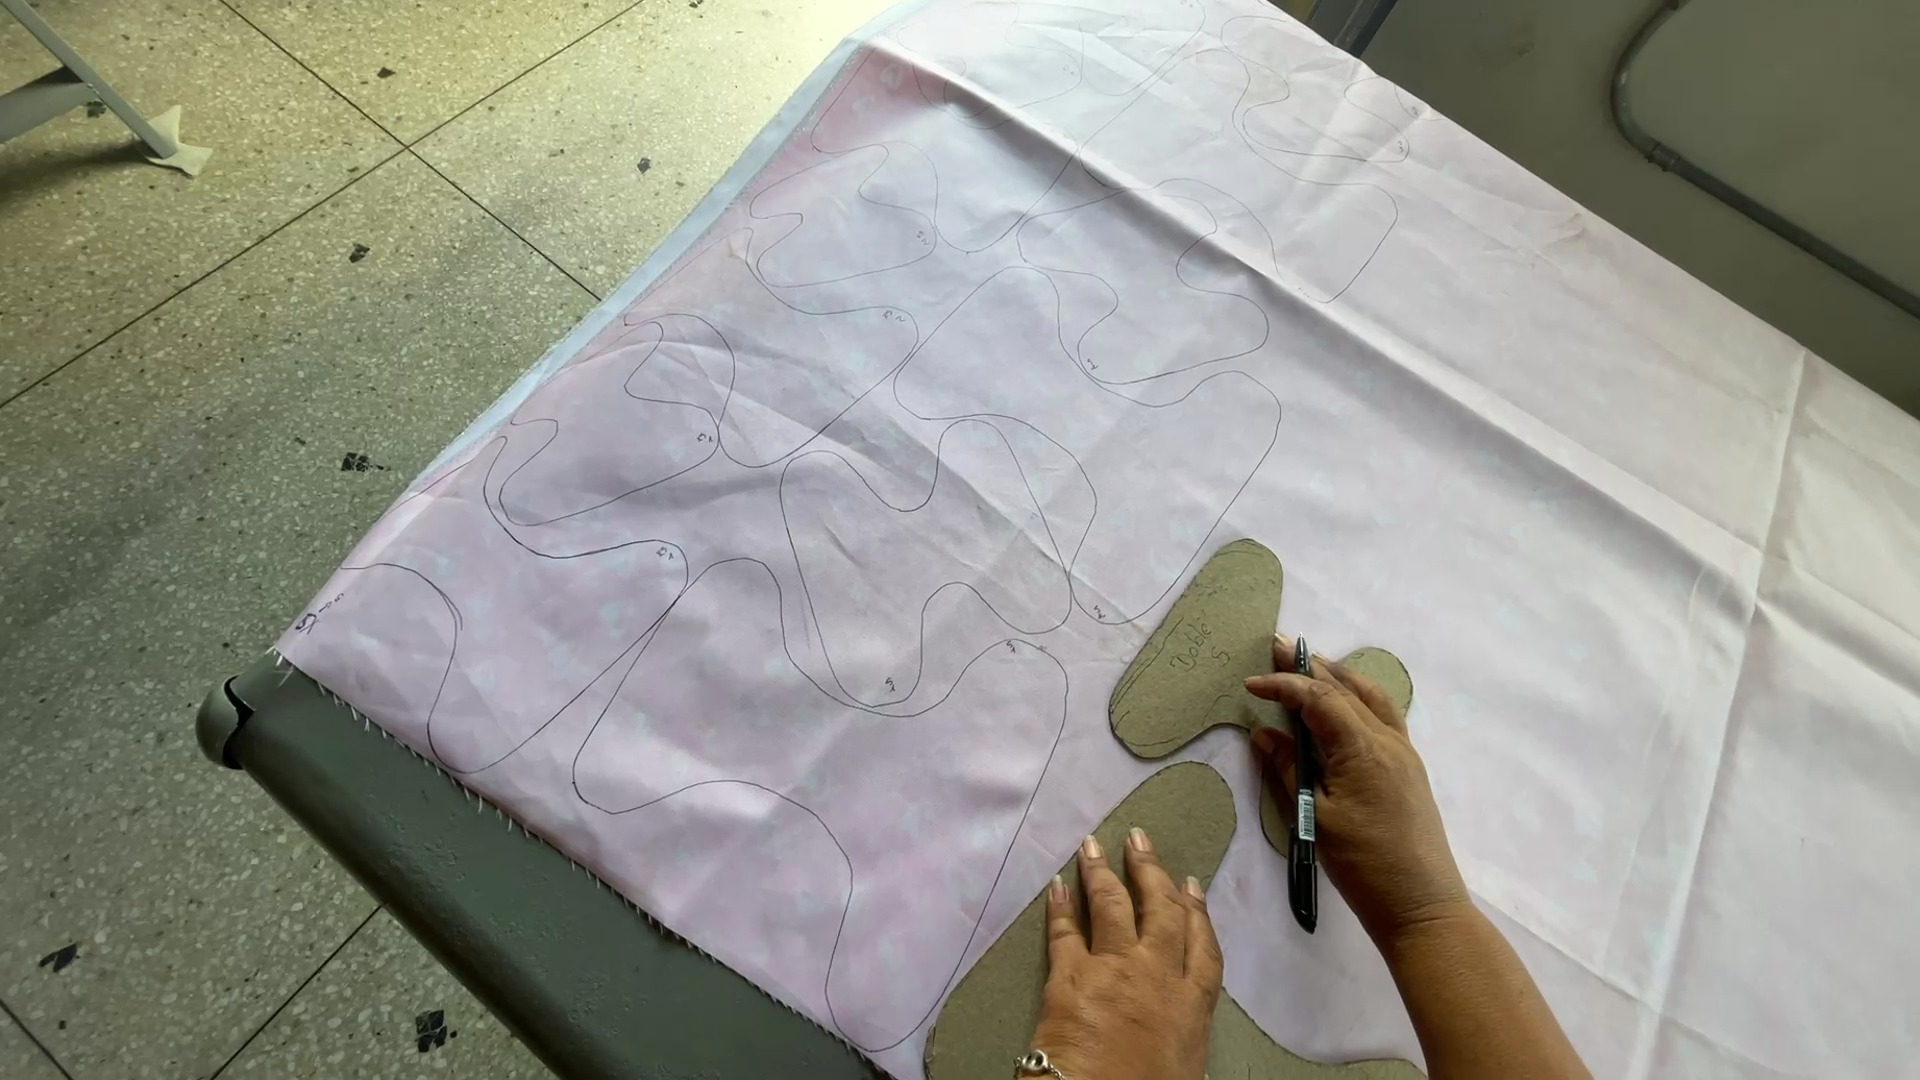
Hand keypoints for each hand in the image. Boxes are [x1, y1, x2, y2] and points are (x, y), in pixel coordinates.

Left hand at [1030, 829, 1222, 1079]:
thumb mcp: (1184, 1066)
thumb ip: (1182, 1026)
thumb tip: (1176, 1013)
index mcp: (1190, 1005)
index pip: (1201, 947)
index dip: (1197, 911)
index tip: (1191, 882)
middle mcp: (1155, 975)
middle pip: (1158, 911)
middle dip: (1150, 870)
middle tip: (1138, 838)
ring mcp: (1112, 969)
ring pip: (1111, 906)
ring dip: (1101, 872)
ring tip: (1092, 845)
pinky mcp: (1070, 975)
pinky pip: (1065, 930)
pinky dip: (1060, 905)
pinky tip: (1057, 885)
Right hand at [1244, 634, 1471, 946]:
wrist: (1422, 907)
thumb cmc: (1362, 864)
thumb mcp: (1313, 817)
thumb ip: (1287, 769)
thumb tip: (1263, 733)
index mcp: (1362, 750)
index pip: (1318, 699)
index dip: (1283, 685)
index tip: (1250, 684)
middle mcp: (1387, 741)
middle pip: (1345, 688)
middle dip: (1309, 666)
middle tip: (1279, 644)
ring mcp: (1403, 752)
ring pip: (1370, 696)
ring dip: (1338, 673)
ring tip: (1311, 659)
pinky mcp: (1408, 767)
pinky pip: (1384, 713)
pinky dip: (1359, 694)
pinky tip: (1346, 697)